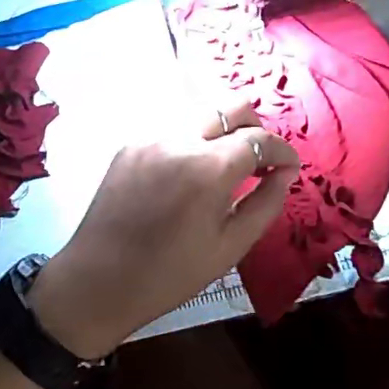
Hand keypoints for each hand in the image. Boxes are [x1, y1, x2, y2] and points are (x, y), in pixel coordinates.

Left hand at [28, 103, 298, 358]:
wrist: (98, 282)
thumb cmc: (170, 275)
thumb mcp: (231, 246)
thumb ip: (266, 203)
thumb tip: (286, 173)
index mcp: (208, 169)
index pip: (259, 139)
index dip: (283, 150)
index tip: (290, 167)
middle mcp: (179, 140)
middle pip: (231, 106)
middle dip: (255, 128)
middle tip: (260, 161)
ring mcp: (150, 138)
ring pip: (201, 112)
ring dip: (224, 130)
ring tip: (227, 167)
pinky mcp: (130, 145)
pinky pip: (173, 128)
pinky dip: (193, 141)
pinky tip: (191, 174)